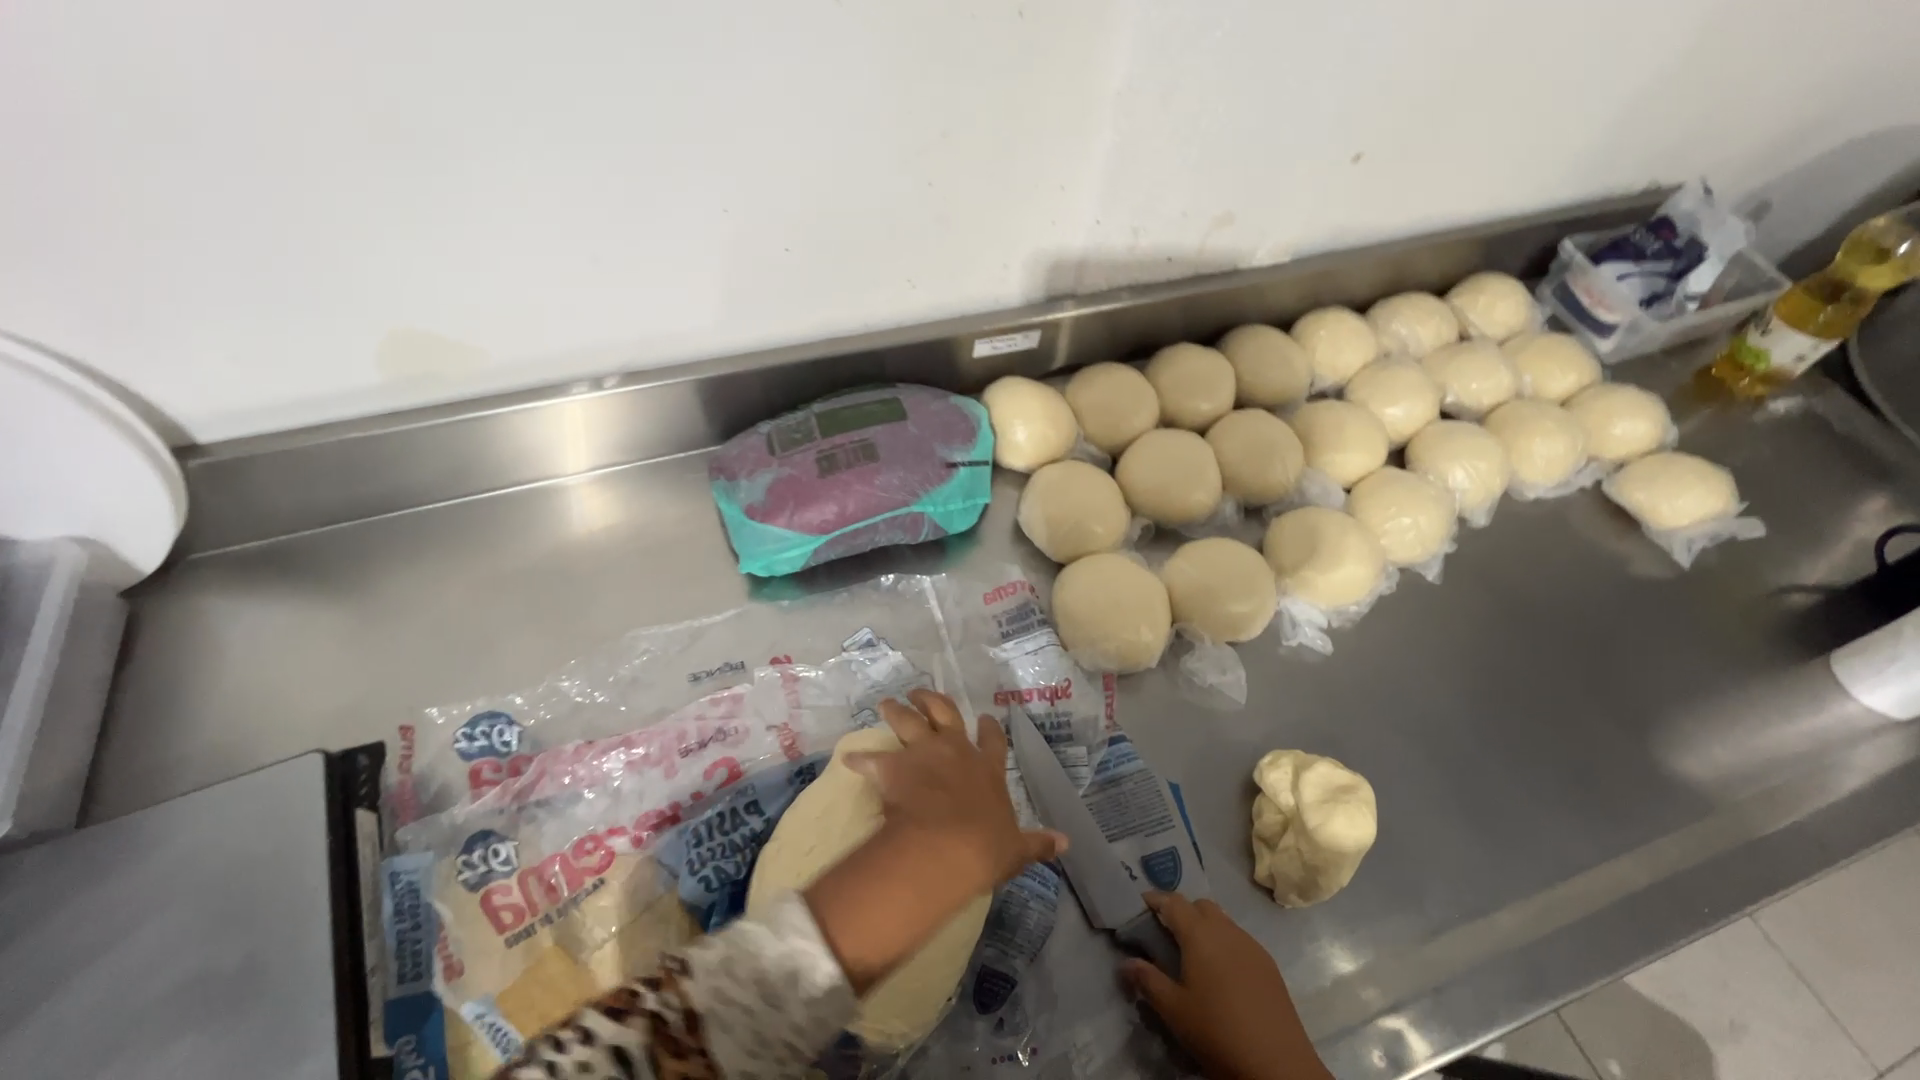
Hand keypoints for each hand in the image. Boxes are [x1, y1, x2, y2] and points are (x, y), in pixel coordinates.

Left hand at [804, 689, 1065, 993]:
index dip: (989, 729)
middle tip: (920, 694)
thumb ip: (1037, 842)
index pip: (992, 741)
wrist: (945, 847)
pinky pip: (872, 759)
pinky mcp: (893, 767)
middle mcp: (955, 752)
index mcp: (987, 769)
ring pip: (908, 722)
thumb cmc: (985, 847)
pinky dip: (861, 759)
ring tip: (887, 703)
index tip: (985, 718)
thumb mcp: (1016, 848)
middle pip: (944, 714)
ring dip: (896, 711)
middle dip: (932, 701)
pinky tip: (850, 757)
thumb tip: (1065, 843)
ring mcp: (923, 754)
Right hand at [1125, 892, 1331, 1079]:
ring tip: (1192, 955)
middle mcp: (1227, 931)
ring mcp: (1252, 946)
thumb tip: (1125, 963)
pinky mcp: (1269, 965)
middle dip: (1181, 911)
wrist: (1277, 1065)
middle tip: (1165, 933)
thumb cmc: (1216, 1031)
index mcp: (1200, 935)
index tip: (1141, 905)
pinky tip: (1220, 973)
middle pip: (1200, 905)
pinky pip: (1240, 940)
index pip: (1173, 902)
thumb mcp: (1173, 1009)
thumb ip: (1147, 980)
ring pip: (1223, 921)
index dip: (1155, 900)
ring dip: (1205, 927)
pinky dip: (1224, 943)